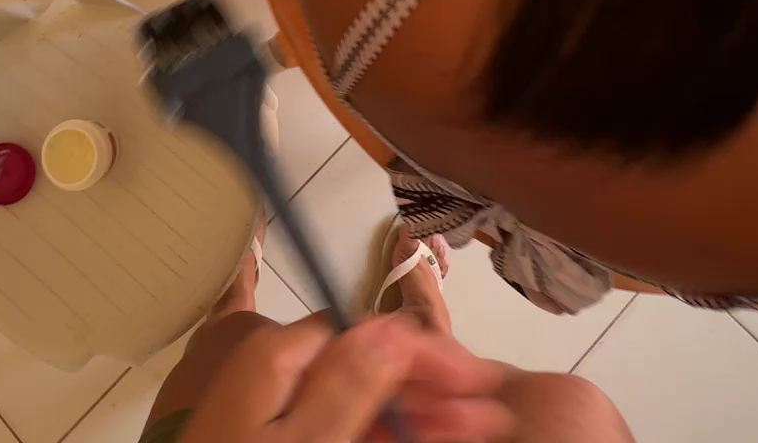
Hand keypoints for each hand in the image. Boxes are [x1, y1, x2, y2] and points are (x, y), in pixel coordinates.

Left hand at [179, 315, 513, 442]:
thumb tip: (392, 326)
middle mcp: (277, 361)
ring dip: (405, 411)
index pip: (366, 331)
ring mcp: (274, 395)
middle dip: (421, 388)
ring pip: (353, 393)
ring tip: (464, 429)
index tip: (477, 388)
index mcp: (281, 351)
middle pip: (363, 361)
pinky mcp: (272, 424)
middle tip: (485, 421)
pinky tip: (403, 434)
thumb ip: (347, 385)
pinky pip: (332, 417)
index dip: (424, 356)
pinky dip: (369, 426)